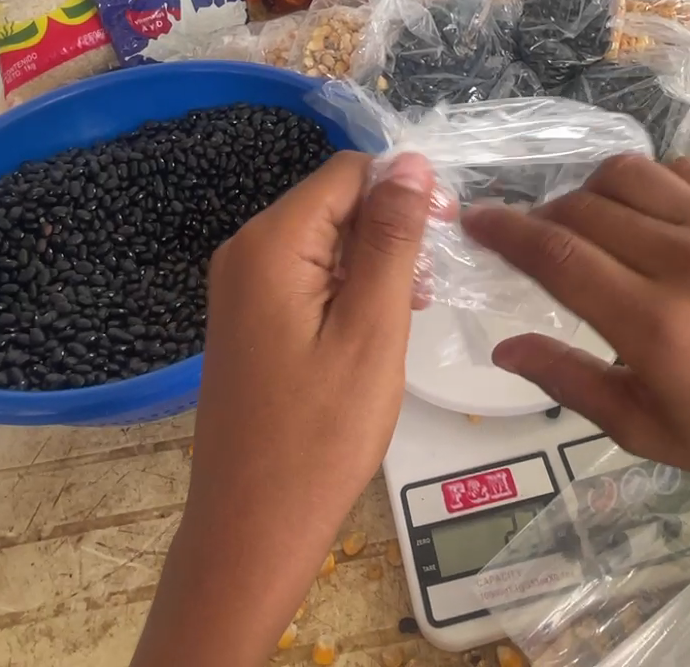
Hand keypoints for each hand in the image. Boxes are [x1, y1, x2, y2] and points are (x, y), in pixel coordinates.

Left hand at [133, 151, 432, 666]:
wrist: (252, 528)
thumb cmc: (320, 434)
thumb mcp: (371, 328)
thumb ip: (391, 239)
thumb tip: (410, 162)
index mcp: (271, 243)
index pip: (346, 172)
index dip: (402, 189)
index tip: (446, 230)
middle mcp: (246, 250)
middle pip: (334, 204)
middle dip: (388, 230)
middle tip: (428, 286)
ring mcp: (242, 286)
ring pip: (326, 241)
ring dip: (375, 263)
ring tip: (410, 311)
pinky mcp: (250, 317)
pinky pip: (309, 277)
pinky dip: (349, 289)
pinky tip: (378, 325)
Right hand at [462, 153, 689, 514]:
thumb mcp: (648, 433)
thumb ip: (568, 381)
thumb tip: (502, 346)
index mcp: (655, 325)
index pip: (556, 254)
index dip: (505, 231)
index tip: (476, 220)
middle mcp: (689, 261)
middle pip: (584, 206)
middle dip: (543, 216)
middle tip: (536, 241)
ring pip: (630, 173)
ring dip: (590, 190)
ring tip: (590, 222)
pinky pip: (686, 169)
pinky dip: (650, 182)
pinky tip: (650, 212)